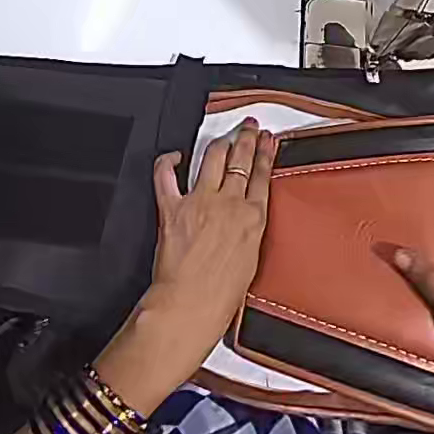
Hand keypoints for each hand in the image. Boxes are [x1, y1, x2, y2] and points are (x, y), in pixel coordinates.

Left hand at [94, 120, 276, 412]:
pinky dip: (168, 162)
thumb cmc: (221, 294)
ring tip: (225, 135)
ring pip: (213, 158)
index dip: (265, 152)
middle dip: (246, 138)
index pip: (261, 174)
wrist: (190, 306)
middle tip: (249, 127)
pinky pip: (166, 176)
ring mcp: (200, 202)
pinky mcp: (173, 208)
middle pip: (240, 159)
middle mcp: (229, 204)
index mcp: (253, 218)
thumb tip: (248, 215)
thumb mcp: (252, 258)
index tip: (267, 139)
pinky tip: (174, 156)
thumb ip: (251, 229)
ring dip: (221, 142)